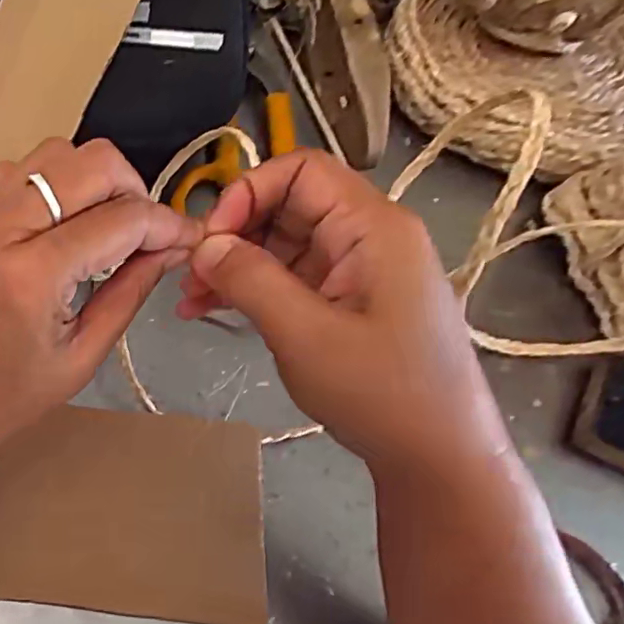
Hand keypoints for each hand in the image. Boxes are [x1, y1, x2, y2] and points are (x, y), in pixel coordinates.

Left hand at [0, 138, 198, 480]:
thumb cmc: (10, 397)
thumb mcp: (82, 357)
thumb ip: (129, 293)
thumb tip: (170, 249)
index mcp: (33, 275)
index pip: (120, 219)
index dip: (166, 224)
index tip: (187, 239)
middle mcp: (1, 230)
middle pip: (90, 163)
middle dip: (134, 190)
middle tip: (145, 233)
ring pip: (53, 154)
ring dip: (92, 180)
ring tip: (104, 227)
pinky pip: (17, 170)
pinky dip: (51, 182)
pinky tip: (61, 223)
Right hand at [181, 149, 509, 481]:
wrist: (433, 452)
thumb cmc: (379, 391)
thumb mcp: (305, 334)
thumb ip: (251, 281)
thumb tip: (204, 245)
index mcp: (371, 227)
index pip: (300, 171)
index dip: (246, 193)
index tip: (208, 240)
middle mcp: (366, 238)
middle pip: (288, 208)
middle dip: (232, 235)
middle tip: (189, 276)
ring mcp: (357, 273)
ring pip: (284, 247)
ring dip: (234, 267)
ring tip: (190, 300)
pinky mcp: (347, 305)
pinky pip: (291, 281)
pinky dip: (252, 292)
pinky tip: (213, 311)